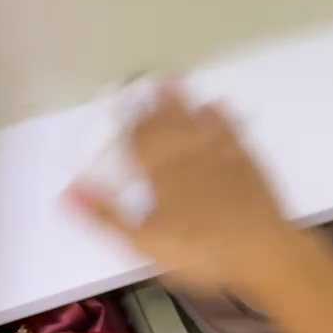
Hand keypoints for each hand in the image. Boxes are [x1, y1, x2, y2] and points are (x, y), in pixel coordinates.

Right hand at [67, 83, 302, 296]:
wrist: (264, 252)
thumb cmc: (201, 252)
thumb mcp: (144, 242)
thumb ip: (106, 215)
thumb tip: (68, 192)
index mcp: (161, 174)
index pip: (139, 141)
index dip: (129, 124)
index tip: (120, 104)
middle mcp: (188, 156)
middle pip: (166, 126)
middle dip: (152, 106)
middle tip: (144, 80)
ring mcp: (221, 156)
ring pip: (196, 121)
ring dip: (183, 101)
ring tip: (172, 80)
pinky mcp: (248, 163)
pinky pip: (231, 131)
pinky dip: (222, 117)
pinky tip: (217, 106)